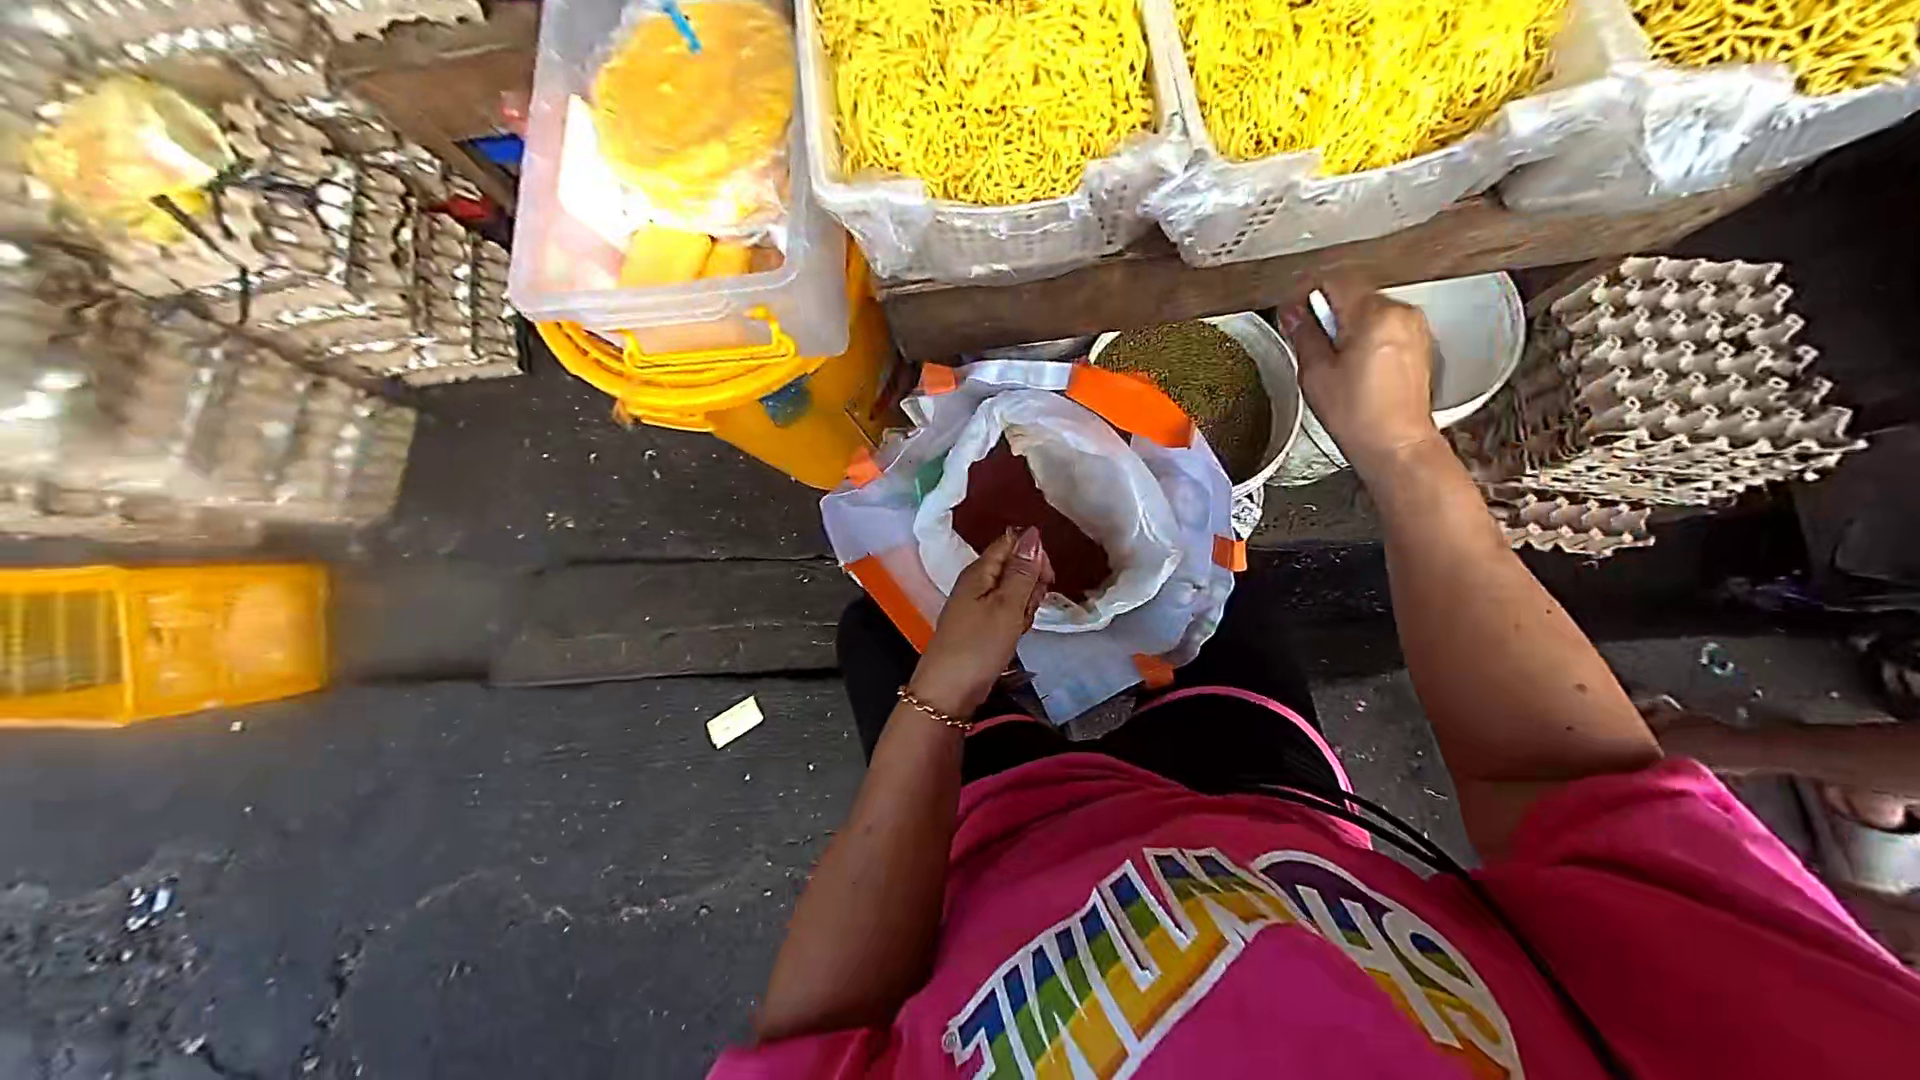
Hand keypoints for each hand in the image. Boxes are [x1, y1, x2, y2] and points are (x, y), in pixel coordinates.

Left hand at [908, 526, 1053, 716]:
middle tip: (1027, 608)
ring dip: (1026, 606)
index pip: (1012, 543)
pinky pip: (1008, 611)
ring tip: (1019, 626)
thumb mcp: (1007, 606)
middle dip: (1032, 585)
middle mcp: (978, 582)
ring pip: (1016, 592)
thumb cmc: (978, 646)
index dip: (1034, 555)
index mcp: (980, 570)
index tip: (1046, 578)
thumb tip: (1032, 533)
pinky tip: (1015, 635)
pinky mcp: (983, 623)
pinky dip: (1016, 621)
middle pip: (1016, 567)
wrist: (949, 691)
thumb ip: (1022, 571)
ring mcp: (979, 603)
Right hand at [1280, 280, 1442, 477]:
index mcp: (1373, 315)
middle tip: (1310, 345)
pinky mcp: (1419, 343)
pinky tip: (1354, 368)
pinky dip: (1366, 338)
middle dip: (1328, 314)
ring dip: (1347, 327)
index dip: (1307, 297)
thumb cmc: (1357, 414)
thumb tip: (1292, 312)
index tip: (1293, 315)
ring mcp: (1414, 327)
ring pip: (1369, 311)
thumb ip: (1303, 334)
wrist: (1395, 442)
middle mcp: (1400, 313)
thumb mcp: (1315, 372)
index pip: (1334, 282)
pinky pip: (1385, 327)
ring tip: (1334, 362)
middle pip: (1353, 295)